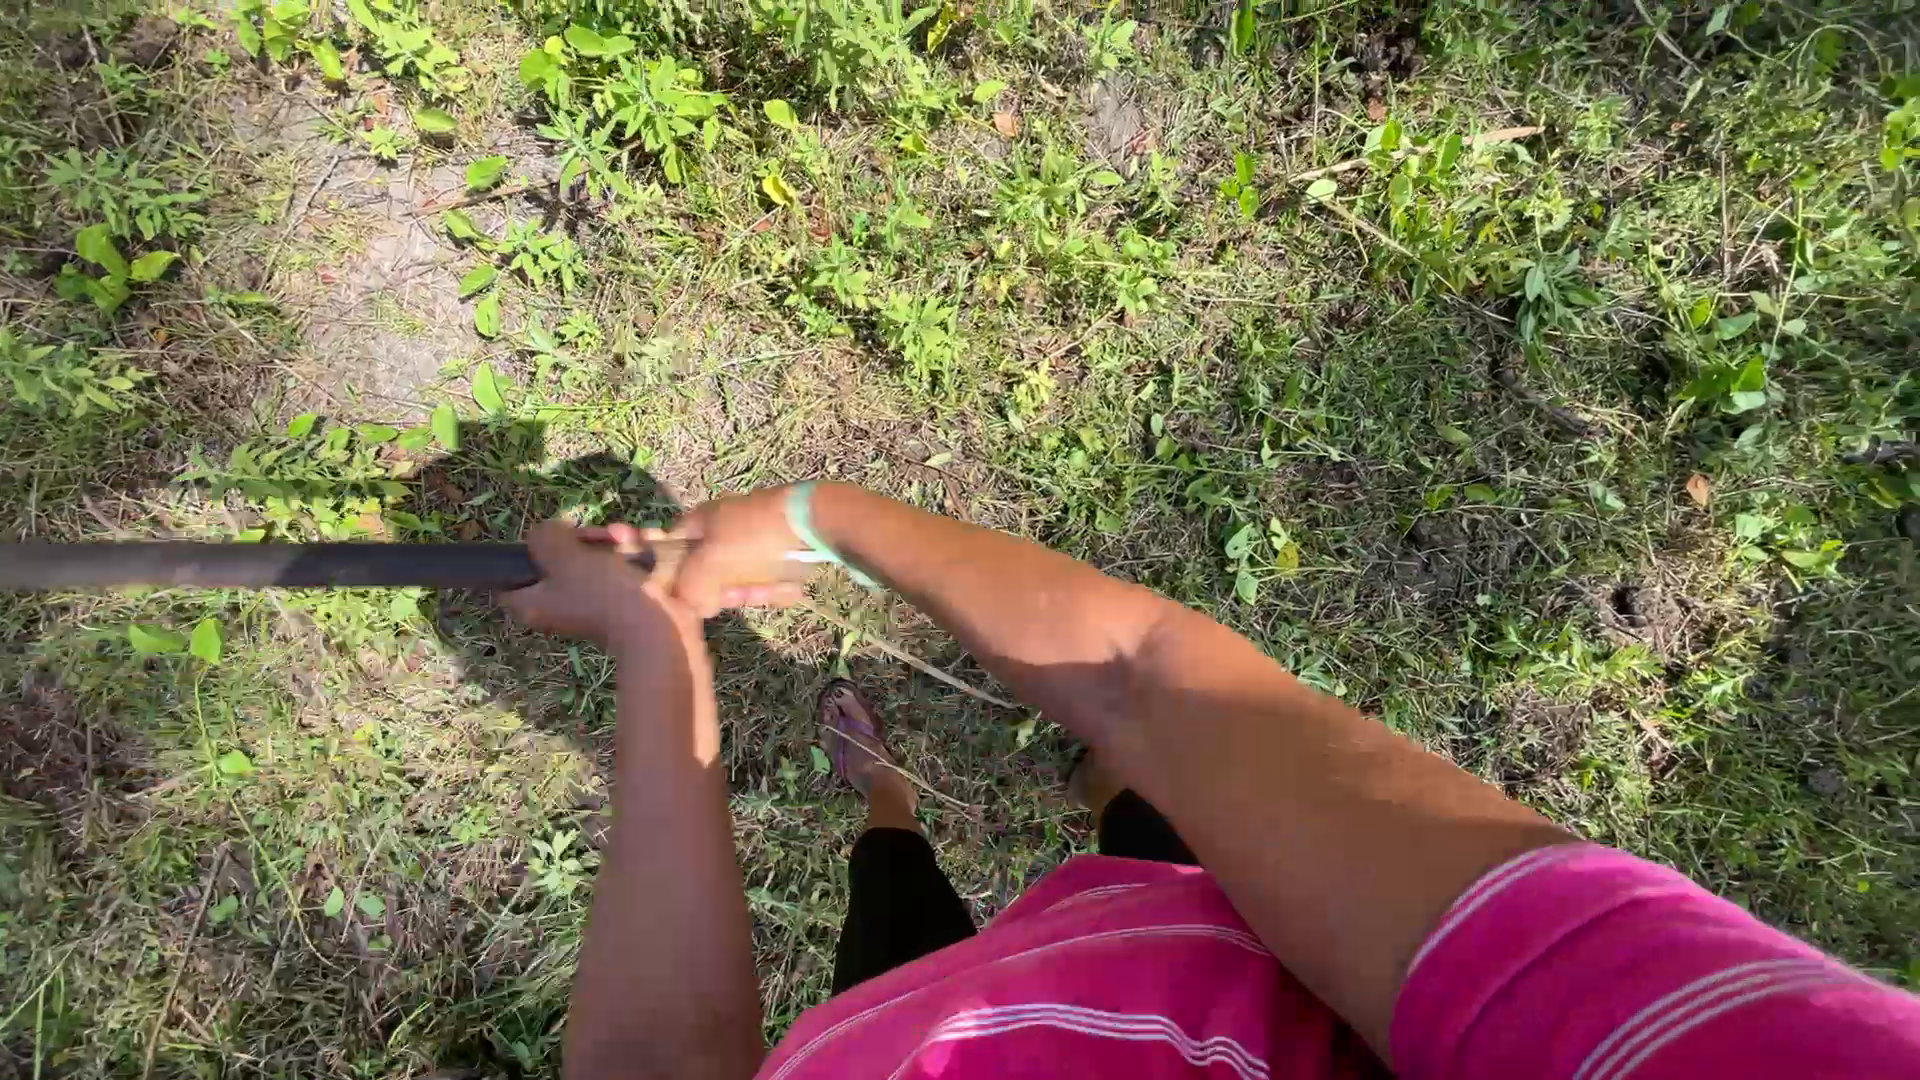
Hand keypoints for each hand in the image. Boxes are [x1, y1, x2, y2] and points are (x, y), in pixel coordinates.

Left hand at [503, 520, 703, 654]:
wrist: (659, 625)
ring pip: (597, 559)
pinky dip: (635, 553)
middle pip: (563, 560)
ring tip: (630, 538)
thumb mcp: (562, 556)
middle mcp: (561, 606)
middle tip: (604, 535)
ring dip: (616, 542)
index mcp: (535, 604)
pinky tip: (646, 544)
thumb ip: (544, 536)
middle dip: (587, 540)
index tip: (554, 539)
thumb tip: (552, 532)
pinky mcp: (626, 600)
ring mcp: (595, 604)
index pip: (514, 576)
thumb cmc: (603, 593)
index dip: (531, 552)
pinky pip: (623, 568)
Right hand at [669, 486, 815, 617]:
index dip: (673, 575)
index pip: (672, 548)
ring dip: (756, 589)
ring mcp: (756, 537)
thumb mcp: (711, 564)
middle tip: (738, 594)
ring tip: (770, 587)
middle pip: (711, 570)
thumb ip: (690, 587)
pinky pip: (771, 577)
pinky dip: (778, 585)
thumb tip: (695, 607)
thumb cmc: (754, 539)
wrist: (814, 522)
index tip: (687, 597)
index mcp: (702, 519)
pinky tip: (789, 585)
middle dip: (727, 589)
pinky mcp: (783, 548)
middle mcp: (725, 525)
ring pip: (744, 578)